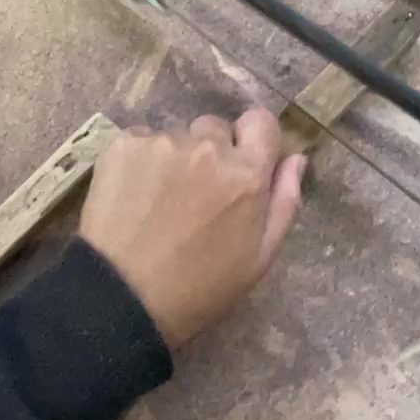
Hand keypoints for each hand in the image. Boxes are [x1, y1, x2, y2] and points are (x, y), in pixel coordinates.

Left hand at [79, 108, 304, 349]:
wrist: (123, 297)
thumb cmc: (200, 287)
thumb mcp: (259, 258)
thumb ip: (285, 202)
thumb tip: (296, 159)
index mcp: (247, 173)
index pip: (261, 121)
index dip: (253, 138)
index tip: (241, 161)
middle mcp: (208, 148)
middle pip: (215, 128)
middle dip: (210, 152)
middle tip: (195, 194)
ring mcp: (164, 142)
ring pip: (176, 136)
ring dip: (174, 158)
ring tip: (159, 201)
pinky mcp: (124, 144)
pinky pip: (140, 140)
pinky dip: (140, 160)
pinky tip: (134, 195)